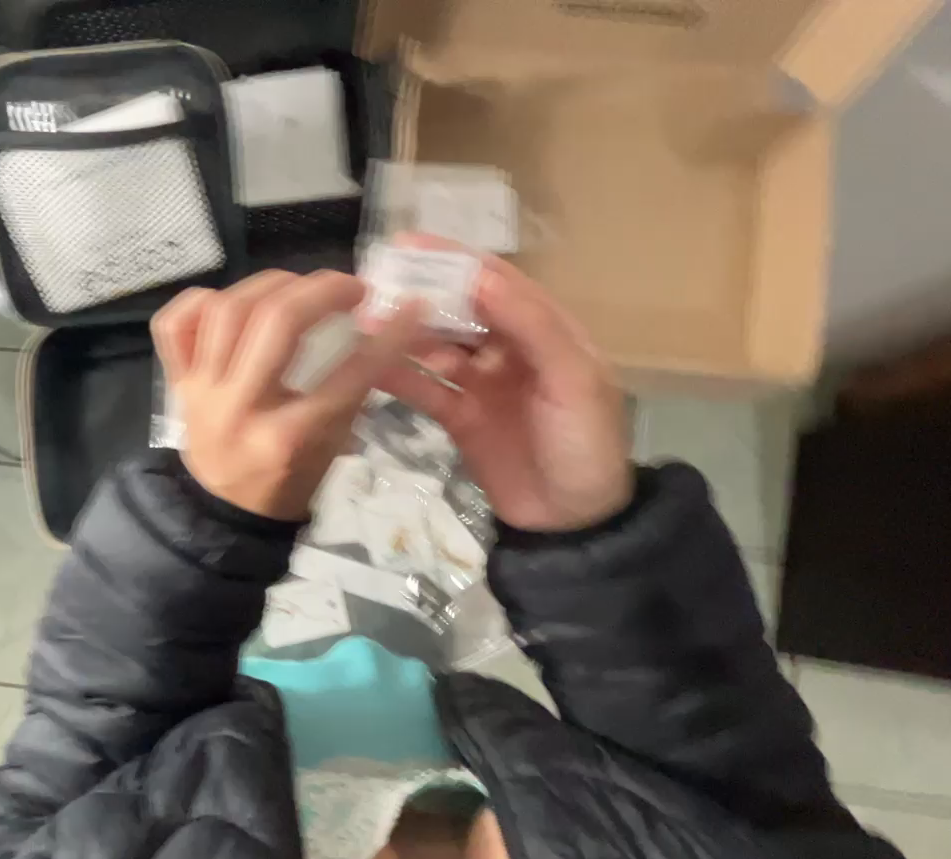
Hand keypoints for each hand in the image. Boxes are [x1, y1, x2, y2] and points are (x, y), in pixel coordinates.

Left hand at [151, 270, 424, 520]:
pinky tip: (232, 299)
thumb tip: (373, 334)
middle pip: (277, 322)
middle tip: (351, 288)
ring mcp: (202, 392)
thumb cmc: (285, 484)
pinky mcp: (177, 384)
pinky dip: (200, 300)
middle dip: (323, 291)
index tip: (410, 308)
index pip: (346, 375)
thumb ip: (349, 397)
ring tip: (299, 287)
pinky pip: (174, 326)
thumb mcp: (330, 451)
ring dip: (271, 284)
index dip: (387, 337)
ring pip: (227, 310)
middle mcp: (240, 408)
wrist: (222, 514)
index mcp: (286, 437)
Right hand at [371, 244, 632, 531]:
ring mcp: (482, 384)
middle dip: (421, 296)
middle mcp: (510, 349)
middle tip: (373, 284)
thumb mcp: (574, 379)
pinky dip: (400, 379)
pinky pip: (426, 390)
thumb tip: (480, 277)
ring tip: (365, 324)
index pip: (497, 283)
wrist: (572, 521)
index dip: (456, 262)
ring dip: (405, 335)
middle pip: (460, 311)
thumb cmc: (585, 443)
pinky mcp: (460, 418)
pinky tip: (370, 367)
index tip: (409, 245)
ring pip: (437, 348)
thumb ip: (532, 325)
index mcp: (546, 330)